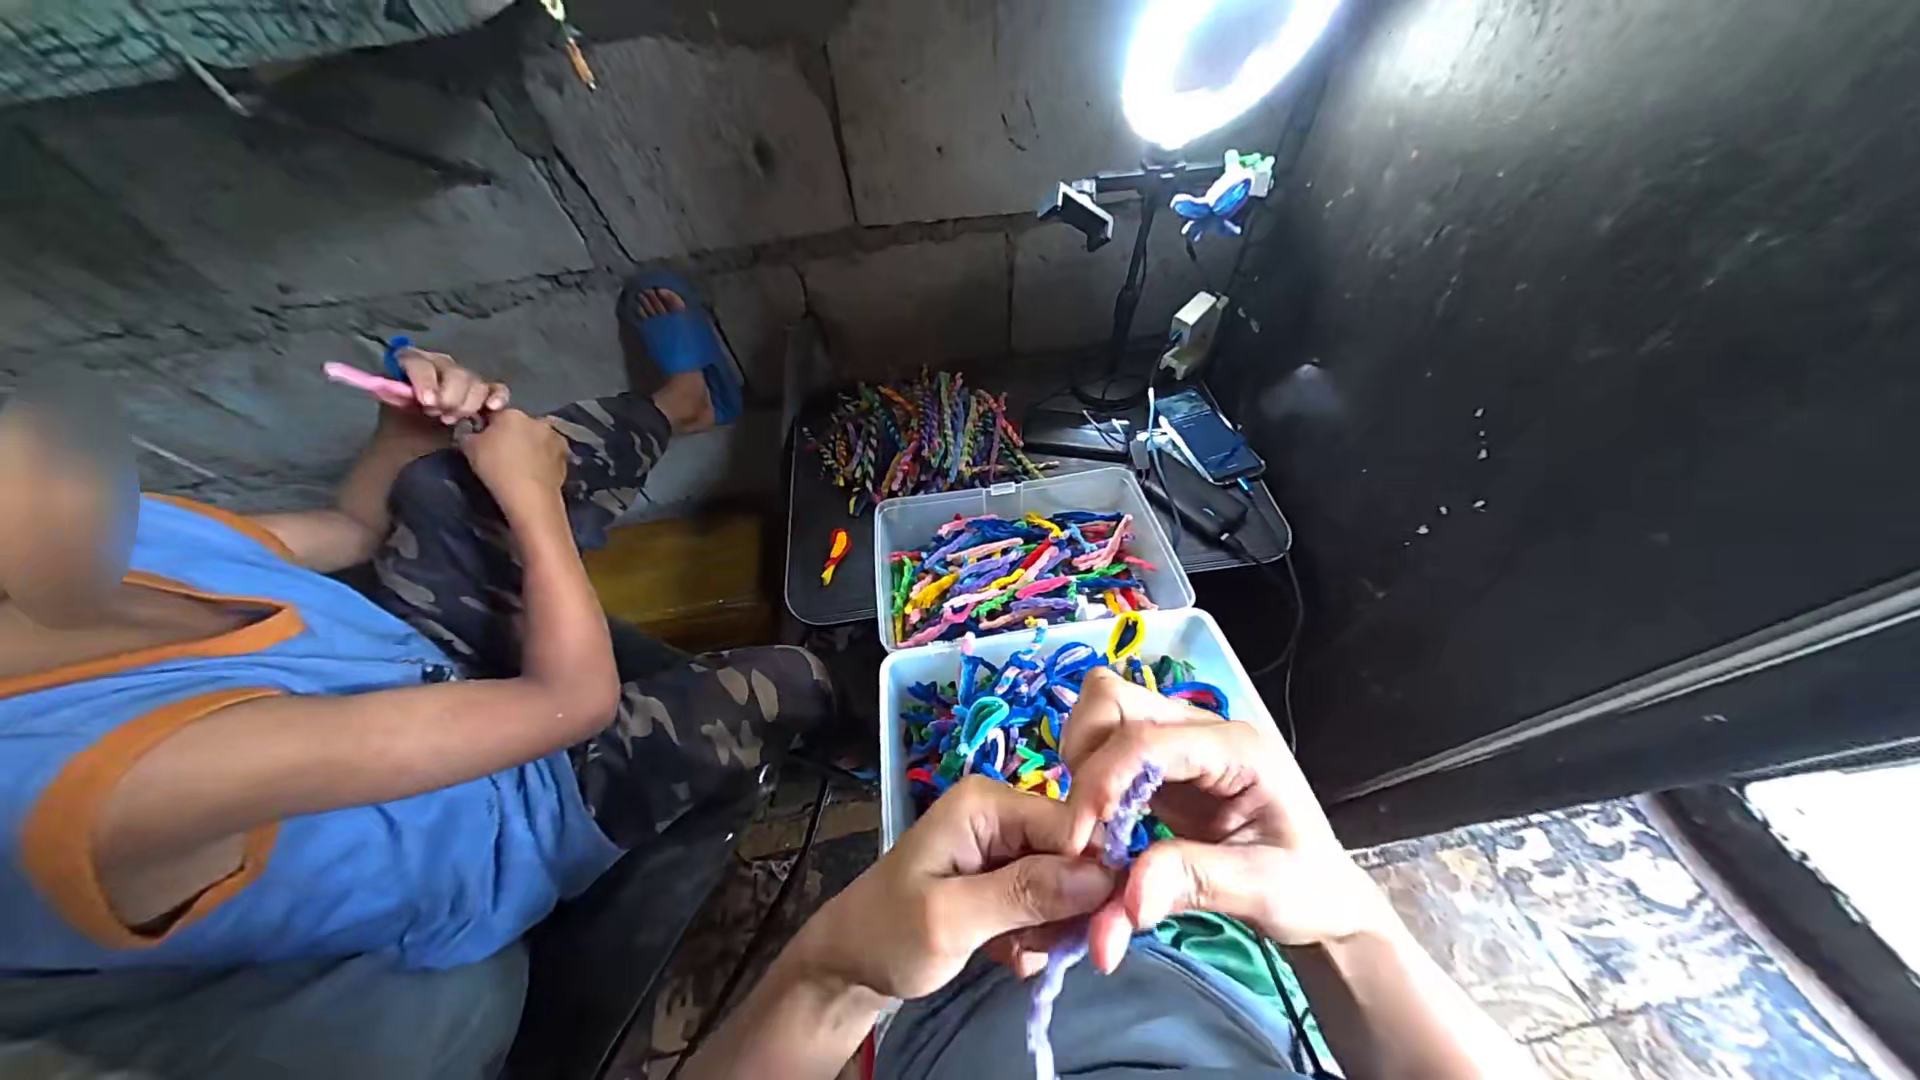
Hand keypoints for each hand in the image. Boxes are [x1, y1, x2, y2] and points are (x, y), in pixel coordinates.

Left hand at [391, 347, 509, 425]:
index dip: (426, 381)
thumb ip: (393, 394)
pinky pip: (498, 389)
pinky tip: (492, 408)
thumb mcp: (392, 406)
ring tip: (452, 420)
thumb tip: (385, 386)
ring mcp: (467, 378)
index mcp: (414, 361)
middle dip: (450, 397)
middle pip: (456, 374)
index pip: (420, 362)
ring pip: (477, 384)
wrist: (419, 436)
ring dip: (467, 405)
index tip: (428, 403)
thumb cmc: (402, 419)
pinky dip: (498, 397)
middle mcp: (442, 364)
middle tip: (439, 415)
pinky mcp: (486, 392)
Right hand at [456, 409, 567, 511]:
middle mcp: (538, 421)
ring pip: (538, 437)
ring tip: (522, 462)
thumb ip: (471, 433)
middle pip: (520, 424)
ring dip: (531, 444)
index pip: (495, 414)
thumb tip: (476, 431)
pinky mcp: (566, 455)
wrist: (530, 493)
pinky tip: (536, 469)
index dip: (488, 425)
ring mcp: (556, 438)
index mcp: (513, 414)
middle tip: (504, 452)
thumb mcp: (469, 446)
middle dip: (512, 434)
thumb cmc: (496, 467)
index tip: (484, 439)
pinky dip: (544, 457)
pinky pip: (550, 451)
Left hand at [795, 776, 1116, 1000]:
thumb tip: (1099, 875)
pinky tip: (1008, 952)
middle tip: (1036, 949)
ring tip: (1011, 951)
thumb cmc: (888, 932)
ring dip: (1051, 928)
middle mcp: (1003, 813)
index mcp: (987, 802)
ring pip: (1068, 884)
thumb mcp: (949, 918)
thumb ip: (1022, 894)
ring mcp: (1006, 844)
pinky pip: (1050, 903)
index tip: (1102, 929)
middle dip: (1070, 908)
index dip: (1094, 873)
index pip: (1072, 823)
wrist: (853, 961)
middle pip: (1075, 854)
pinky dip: (1039, 935)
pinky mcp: (1008, 874)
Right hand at [1061, 668, 1393, 971]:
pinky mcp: (1156, 758)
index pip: (1147, 739)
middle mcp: (1199, 727)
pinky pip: (1103, 744)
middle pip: (1112, 698)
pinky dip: (1087, 777)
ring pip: (1101, 711)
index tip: (1079, 840)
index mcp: (1235, 747)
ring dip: (1081, 762)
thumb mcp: (1265, 891)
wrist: (1318, 890)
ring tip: (1094, 824)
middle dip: (1084, 755)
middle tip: (1086, 826)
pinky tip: (1101, 823)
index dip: (1103, 780)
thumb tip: (1126, 898)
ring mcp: (1175, 737)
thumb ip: (1194, 883)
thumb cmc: (1306, 887)